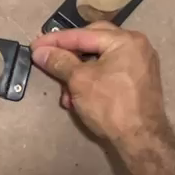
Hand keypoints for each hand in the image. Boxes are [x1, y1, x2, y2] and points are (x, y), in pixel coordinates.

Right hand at [31, 23, 174, 155]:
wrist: (140, 139)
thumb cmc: (110, 105)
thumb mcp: (79, 81)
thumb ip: (59, 62)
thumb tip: (40, 51)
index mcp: (125, 40)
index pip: (82, 35)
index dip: (55, 40)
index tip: (34, 45)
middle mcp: (136, 46)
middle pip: (92, 43)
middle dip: (68, 56)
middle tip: (48, 60)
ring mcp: (140, 63)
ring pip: (99, 59)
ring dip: (77, 73)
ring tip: (65, 93)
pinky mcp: (138, 80)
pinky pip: (109, 71)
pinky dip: (91, 80)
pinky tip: (78, 97)